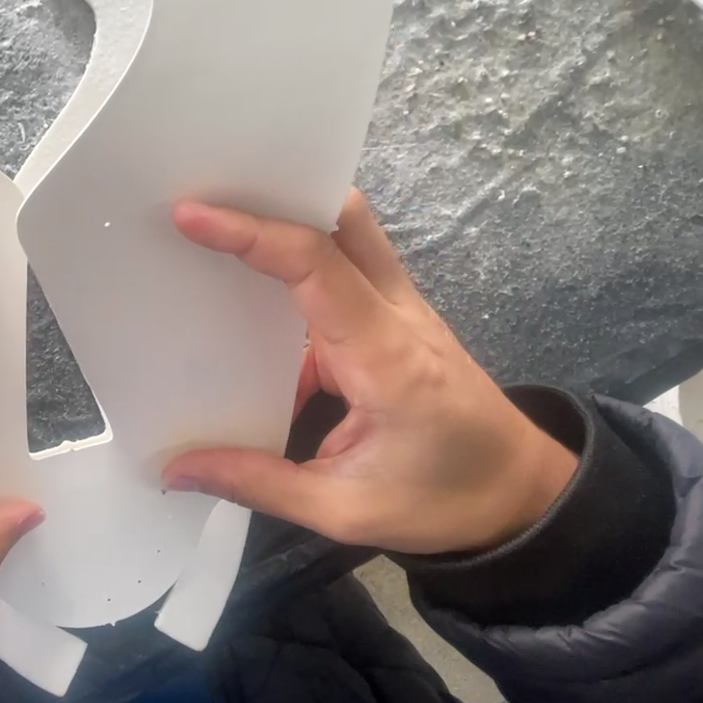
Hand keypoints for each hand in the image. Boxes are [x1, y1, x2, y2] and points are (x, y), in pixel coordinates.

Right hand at [162, 191, 577, 555]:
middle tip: (213, 191)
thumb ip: (257, 484)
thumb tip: (177, 468)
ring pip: (349, 233)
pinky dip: (298, 253)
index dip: (251, 233)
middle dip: (279, 194)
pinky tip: (253, 278)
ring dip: (290, 215)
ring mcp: (400, 311)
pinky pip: (344, 266)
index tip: (192, 215)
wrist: (525, 498)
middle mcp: (396, 315)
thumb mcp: (345, 512)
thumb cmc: (444, 501)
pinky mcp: (391, 320)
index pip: (315, 267)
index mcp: (385, 357)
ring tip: (221, 220)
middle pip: (345, 220)